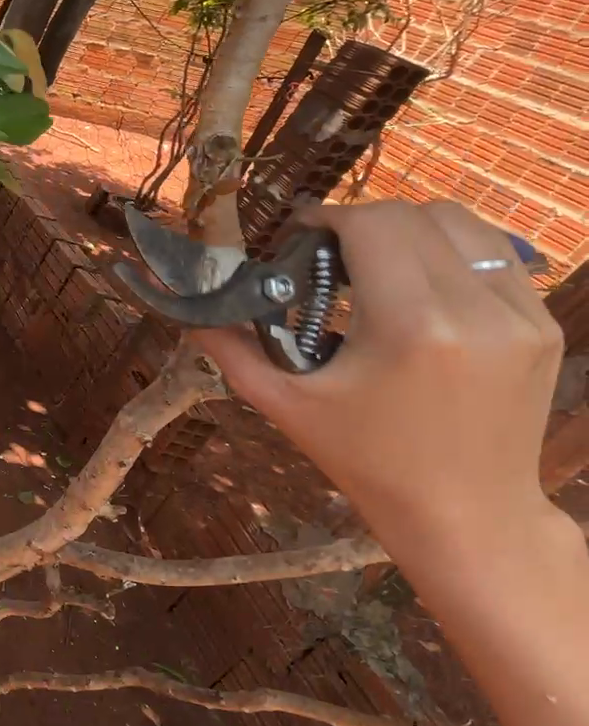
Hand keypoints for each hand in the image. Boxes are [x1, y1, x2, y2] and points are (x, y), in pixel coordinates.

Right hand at [196, 200, 564, 544]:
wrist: (466, 510)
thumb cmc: (361, 456)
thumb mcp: (280, 400)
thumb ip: (227, 344)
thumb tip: (181, 303)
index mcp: (412, 327)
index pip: (375, 225)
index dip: (328, 217)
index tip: (297, 235)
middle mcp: (478, 310)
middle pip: (418, 214)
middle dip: (362, 221)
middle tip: (325, 251)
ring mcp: (523, 317)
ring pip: (464, 225)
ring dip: (408, 229)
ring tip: (371, 262)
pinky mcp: (544, 326)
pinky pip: (494, 256)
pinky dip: (446, 253)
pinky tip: (414, 285)